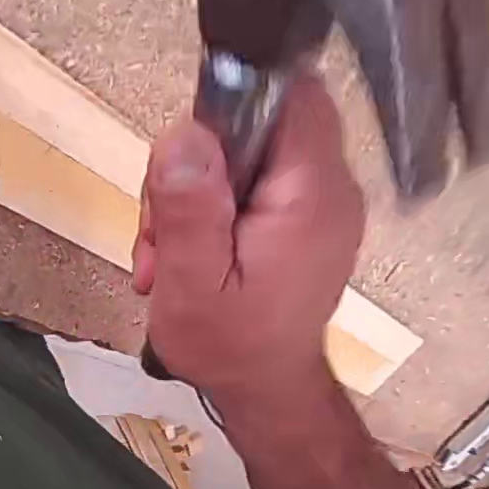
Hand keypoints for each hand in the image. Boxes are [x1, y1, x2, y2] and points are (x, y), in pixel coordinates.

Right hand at [132, 72, 365, 415]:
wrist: (263, 391)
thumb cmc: (230, 348)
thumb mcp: (192, 285)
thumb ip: (189, 212)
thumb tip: (181, 136)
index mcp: (308, 196)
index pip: (288, 97)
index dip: (226, 112)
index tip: (184, 165)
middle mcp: (326, 190)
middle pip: (252, 130)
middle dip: (190, 174)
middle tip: (161, 234)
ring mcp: (314, 207)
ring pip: (240, 163)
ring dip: (189, 204)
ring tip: (167, 260)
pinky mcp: (298, 223)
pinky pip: (246, 192)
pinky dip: (208, 219)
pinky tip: (186, 261)